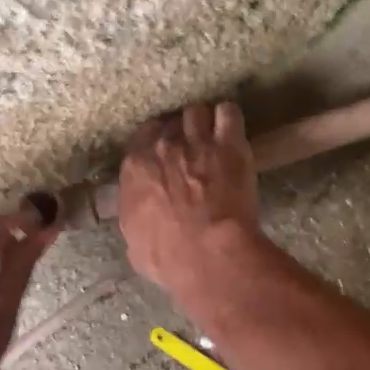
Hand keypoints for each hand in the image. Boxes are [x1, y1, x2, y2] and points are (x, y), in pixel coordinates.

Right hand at [117, 102, 261, 298]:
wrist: (208, 254)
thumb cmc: (169, 257)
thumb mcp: (135, 242)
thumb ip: (135, 217)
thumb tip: (140, 215)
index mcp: (136, 168)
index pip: (143, 137)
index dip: (156, 141)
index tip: (166, 150)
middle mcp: (164, 147)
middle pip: (171, 123)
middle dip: (181, 131)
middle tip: (192, 145)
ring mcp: (197, 141)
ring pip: (197, 112)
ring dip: (205, 121)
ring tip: (214, 132)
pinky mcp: (229, 144)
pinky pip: (228, 113)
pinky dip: (230, 117)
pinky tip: (233, 128)